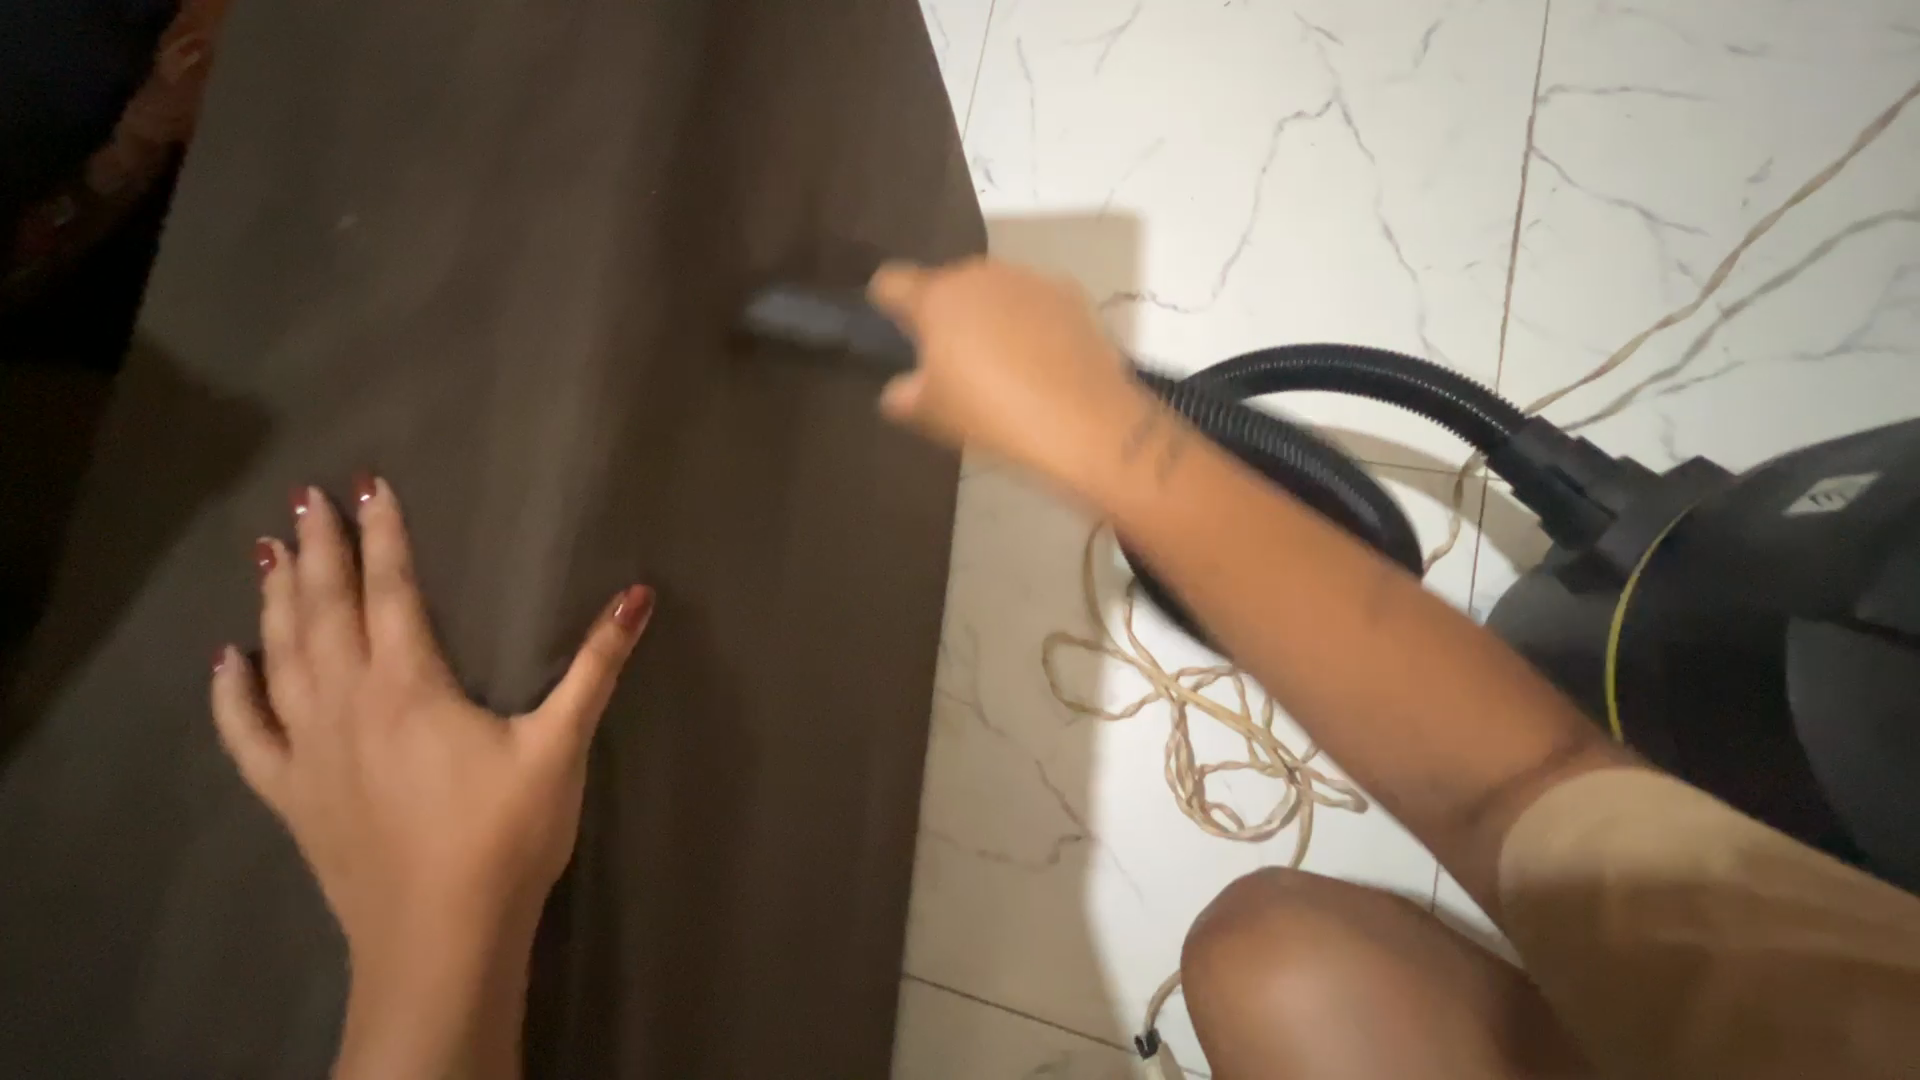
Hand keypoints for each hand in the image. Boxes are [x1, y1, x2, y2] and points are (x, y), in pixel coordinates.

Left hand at [208, 475, 652, 957]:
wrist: (442, 935)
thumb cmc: (508, 832)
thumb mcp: (563, 742)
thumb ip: (597, 664)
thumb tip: (640, 595)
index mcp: (411, 685)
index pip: (392, 591)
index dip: (384, 535)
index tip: (368, 485)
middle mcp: (347, 705)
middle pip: (325, 611)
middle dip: (319, 550)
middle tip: (305, 498)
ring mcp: (308, 751)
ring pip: (282, 657)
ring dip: (276, 600)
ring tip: (270, 551)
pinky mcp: (292, 793)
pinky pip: (247, 731)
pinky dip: (233, 691)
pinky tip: (229, 660)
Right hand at [867, 257, 1154, 494]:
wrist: (1084, 421)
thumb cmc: (994, 415)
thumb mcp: (934, 415)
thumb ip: (903, 395)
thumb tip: (900, 388)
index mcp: (937, 298)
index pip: (891, 281)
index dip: (886, 303)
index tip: (896, 331)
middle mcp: (980, 274)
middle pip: (947, 285)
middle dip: (945, 316)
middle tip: (955, 363)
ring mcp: (1030, 279)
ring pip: (994, 291)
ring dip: (990, 316)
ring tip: (1004, 366)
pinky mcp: (1071, 294)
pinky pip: (1035, 302)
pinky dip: (1031, 324)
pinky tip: (1042, 363)